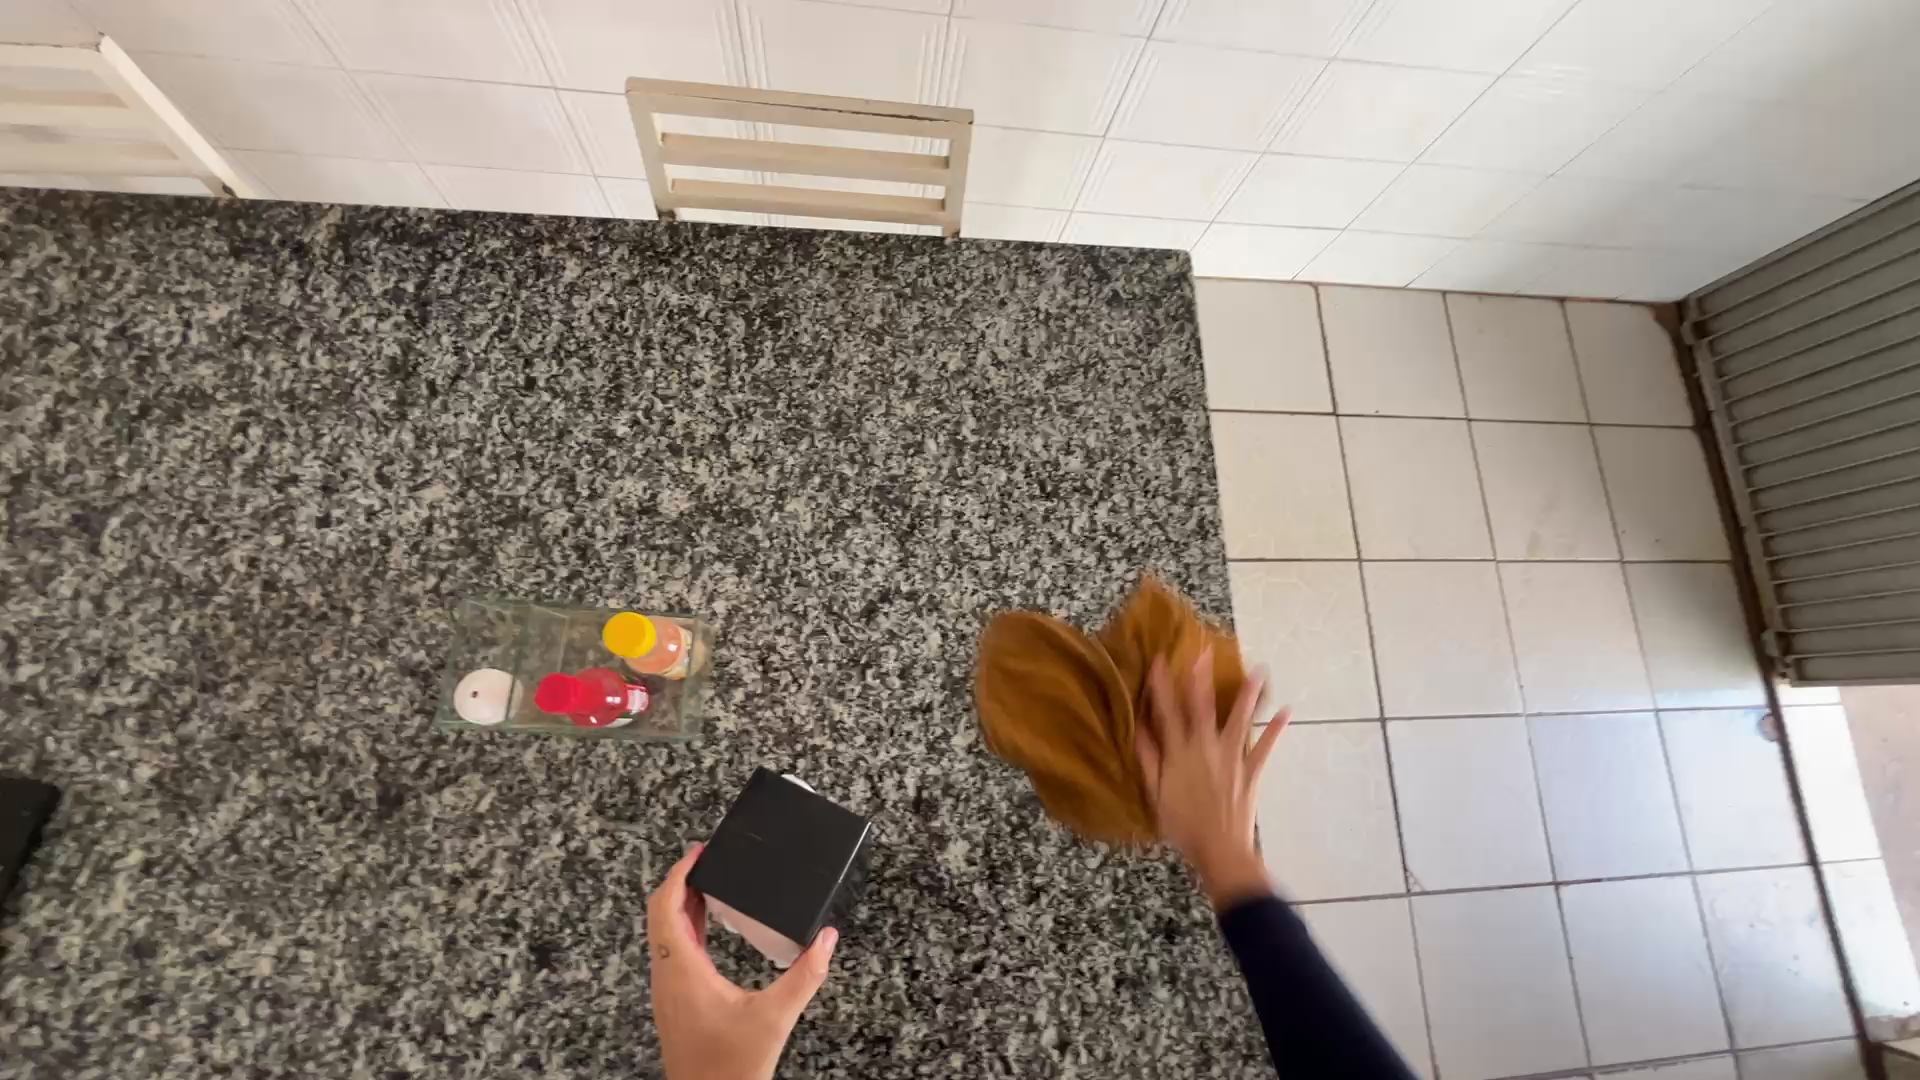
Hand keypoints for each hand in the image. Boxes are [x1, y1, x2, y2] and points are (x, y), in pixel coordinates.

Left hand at [647, 844, 838, 1079]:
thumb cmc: (733, 1069)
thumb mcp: (775, 1019)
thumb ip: (805, 975)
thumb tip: (827, 936)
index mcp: (683, 973)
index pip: (665, 910)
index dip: (678, 876)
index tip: (699, 852)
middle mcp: (668, 978)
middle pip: (659, 916)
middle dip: (680, 881)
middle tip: (708, 856)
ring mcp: (669, 991)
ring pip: (664, 933)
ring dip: (680, 902)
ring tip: (709, 879)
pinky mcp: (677, 1001)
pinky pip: (673, 949)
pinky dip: (686, 924)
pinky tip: (708, 920)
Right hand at [1135, 649, 1288, 909]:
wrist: (1220, 850)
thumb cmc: (1182, 824)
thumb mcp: (1156, 792)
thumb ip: (1149, 758)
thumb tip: (1140, 727)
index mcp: (1180, 752)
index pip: (1168, 711)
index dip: (1163, 685)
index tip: (1161, 660)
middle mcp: (1206, 747)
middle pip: (1203, 706)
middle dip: (1203, 677)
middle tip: (1205, 651)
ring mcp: (1232, 758)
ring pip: (1240, 720)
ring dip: (1249, 694)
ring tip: (1259, 670)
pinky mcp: (1252, 771)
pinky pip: (1265, 747)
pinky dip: (1276, 730)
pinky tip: (1287, 712)